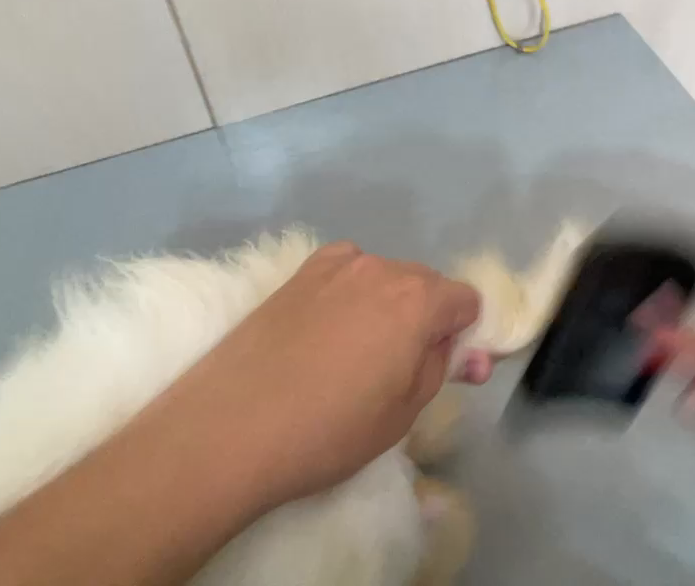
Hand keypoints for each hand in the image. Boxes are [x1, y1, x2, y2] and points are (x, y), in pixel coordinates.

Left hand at [0, 244, 480, 585]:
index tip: (445, 369)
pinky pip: (346, 274)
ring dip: (387, 307)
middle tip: (400, 370)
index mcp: (418, 299)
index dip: (464, 335)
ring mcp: (335, 264)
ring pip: (384, 279)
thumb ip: (441, 365)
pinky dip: (351, 295)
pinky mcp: (298, 272)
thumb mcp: (404, 412)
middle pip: (426, 285)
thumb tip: (458, 344)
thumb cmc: (329, 430)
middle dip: (427, 320)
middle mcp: (381, 266)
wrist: (228, 427)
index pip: (466, 299)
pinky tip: (325, 334)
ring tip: (355, 356)